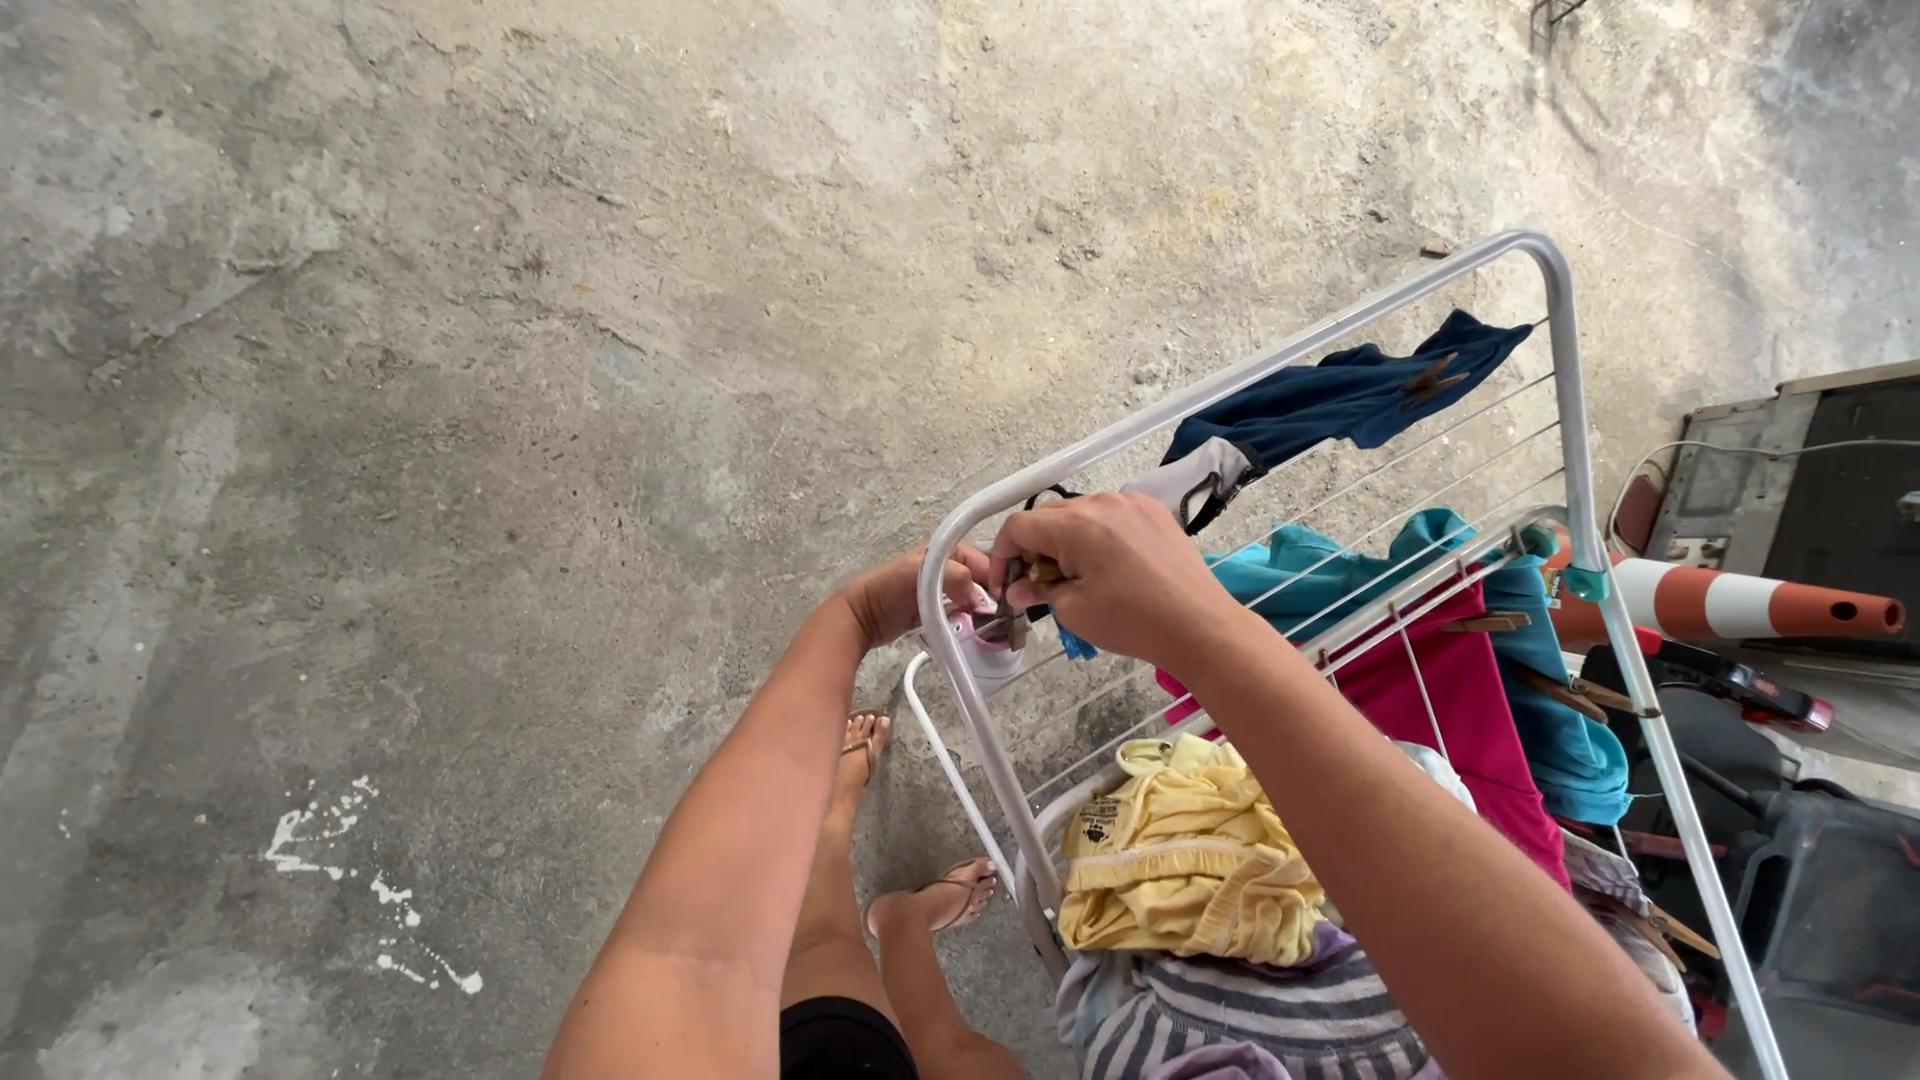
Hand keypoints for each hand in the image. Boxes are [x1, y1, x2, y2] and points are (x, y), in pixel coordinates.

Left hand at [838, 544, 993, 651]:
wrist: (861, 617)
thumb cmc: (888, 590)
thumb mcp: (920, 574)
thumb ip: (954, 577)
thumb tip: (979, 596)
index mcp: (943, 551)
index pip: (981, 558)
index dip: (994, 575)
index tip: (1003, 597)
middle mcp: (945, 567)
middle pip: (979, 578)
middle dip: (990, 594)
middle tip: (999, 615)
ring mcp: (940, 590)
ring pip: (971, 596)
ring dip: (981, 609)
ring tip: (991, 625)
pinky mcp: (935, 610)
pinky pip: (960, 612)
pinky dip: (968, 619)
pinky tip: (975, 630)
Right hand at [989, 492, 1249, 671]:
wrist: (1200, 626)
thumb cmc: (1132, 622)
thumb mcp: (1074, 611)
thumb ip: (1040, 591)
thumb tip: (1018, 589)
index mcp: (1076, 524)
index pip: (1019, 526)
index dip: (1002, 555)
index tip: (1006, 585)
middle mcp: (1102, 501)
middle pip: (1048, 516)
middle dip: (1034, 549)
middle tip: (1037, 585)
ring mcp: (1131, 502)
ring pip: (1079, 514)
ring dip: (1065, 541)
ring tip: (1074, 576)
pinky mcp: (1154, 511)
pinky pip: (1110, 515)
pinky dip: (1096, 535)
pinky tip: (1107, 565)